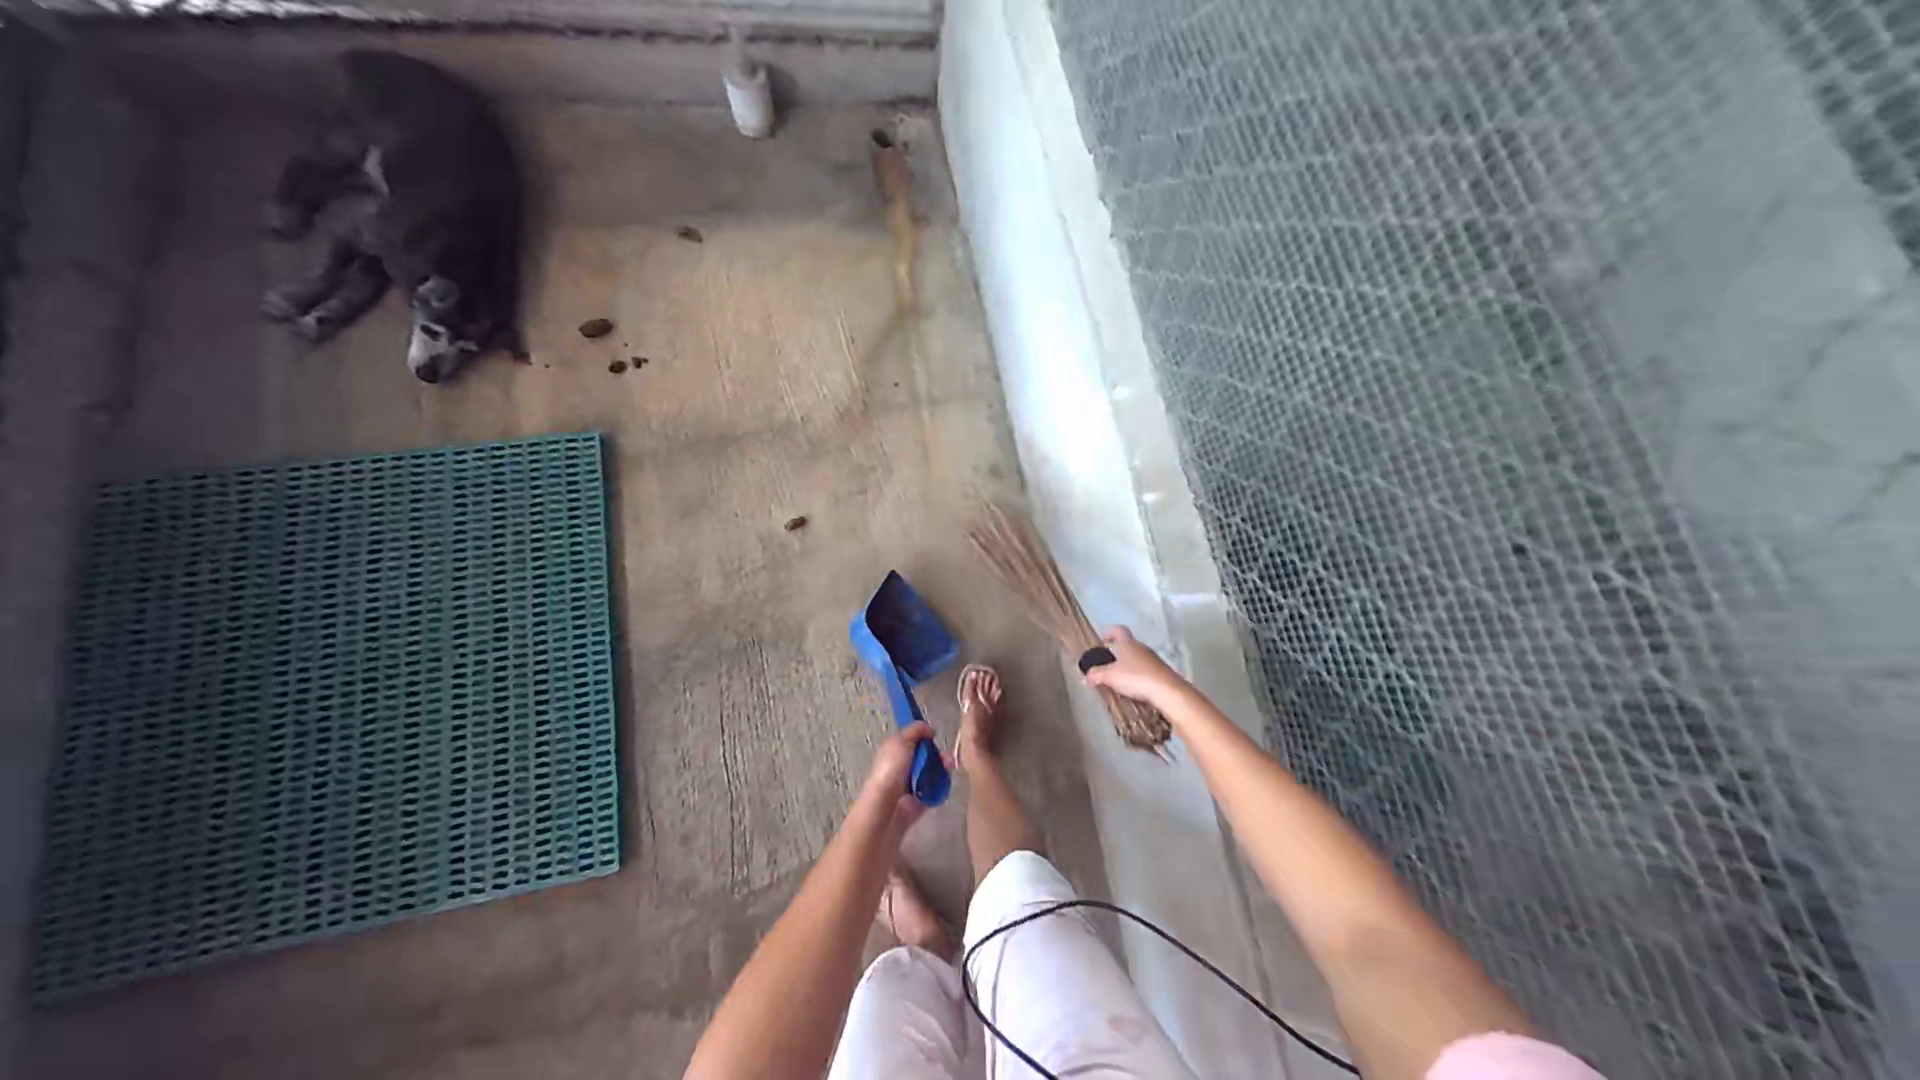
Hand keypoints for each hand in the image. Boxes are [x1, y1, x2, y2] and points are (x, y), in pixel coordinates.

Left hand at [858, 721, 945, 833]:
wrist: (887, 806)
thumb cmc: (891, 768)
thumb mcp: (900, 740)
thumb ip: (916, 730)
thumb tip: (929, 729)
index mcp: (894, 751)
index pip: (912, 740)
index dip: (924, 737)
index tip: (934, 736)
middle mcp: (901, 766)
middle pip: (925, 756)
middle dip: (938, 754)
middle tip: (946, 757)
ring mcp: (910, 785)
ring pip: (932, 773)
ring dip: (942, 769)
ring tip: (948, 768)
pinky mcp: (919, 802)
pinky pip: (935, 791)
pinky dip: (941, 787)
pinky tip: (944, 782)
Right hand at [1082, 626, 1191, 709]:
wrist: (1168, 692)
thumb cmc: (1136, 677)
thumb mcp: (1110, 676)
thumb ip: (1096, 674)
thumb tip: (1088, 675)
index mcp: (1129, 644)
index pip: (1119, 630)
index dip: (1110, 632)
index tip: (1103, 638)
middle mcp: (1142, 648)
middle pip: (1129, 645)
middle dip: (1118, 653)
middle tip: (1108, 664)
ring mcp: (1155, 661)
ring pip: (1138, 659)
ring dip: (1129, 667)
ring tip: (1120, 680)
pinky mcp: (1163, 674)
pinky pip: (1147, 672)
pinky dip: (1139, 678)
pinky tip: (1134, 690)